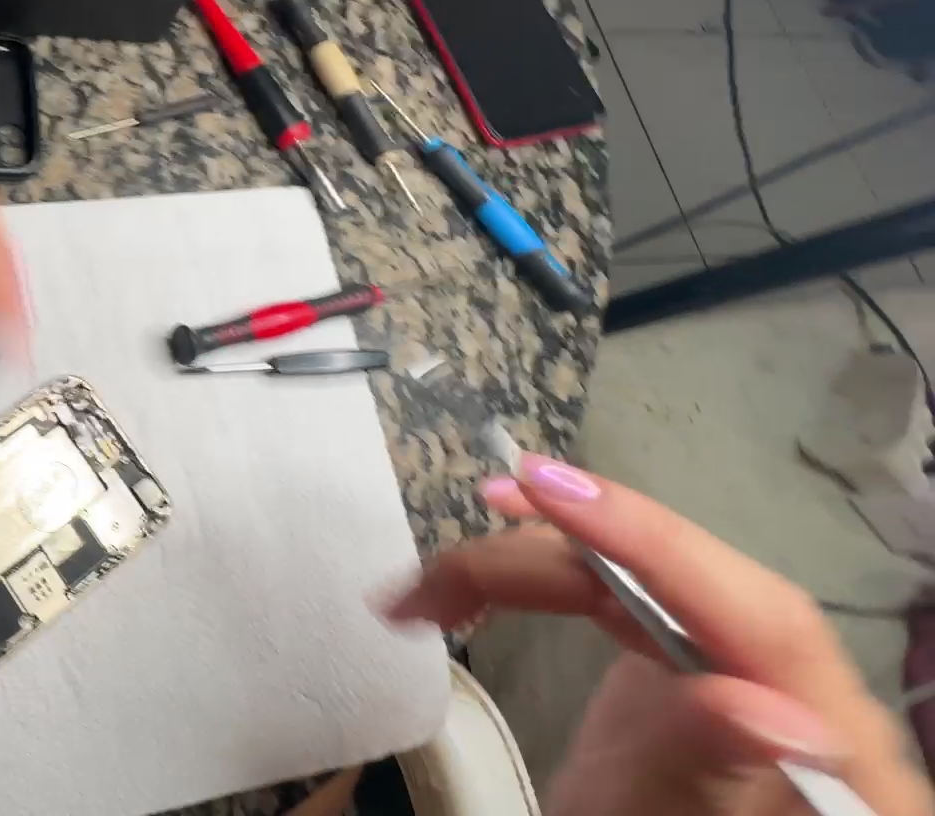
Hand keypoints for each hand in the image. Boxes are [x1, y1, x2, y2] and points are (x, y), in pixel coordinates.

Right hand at [383, 453, 933, 815]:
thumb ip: (713, 765)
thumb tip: (762, 708)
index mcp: (827, 733)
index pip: (752, 612)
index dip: (646, 538)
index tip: (542, 485)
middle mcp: (781, 677)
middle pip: (657, 584)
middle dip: (538, 559)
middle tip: (438, 573)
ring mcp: (717, 658)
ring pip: (610, 579)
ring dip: (509, 572)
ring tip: (422, 596)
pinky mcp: (668, 652)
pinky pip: (593, 594)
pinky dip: (522, 585)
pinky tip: (470, 587)